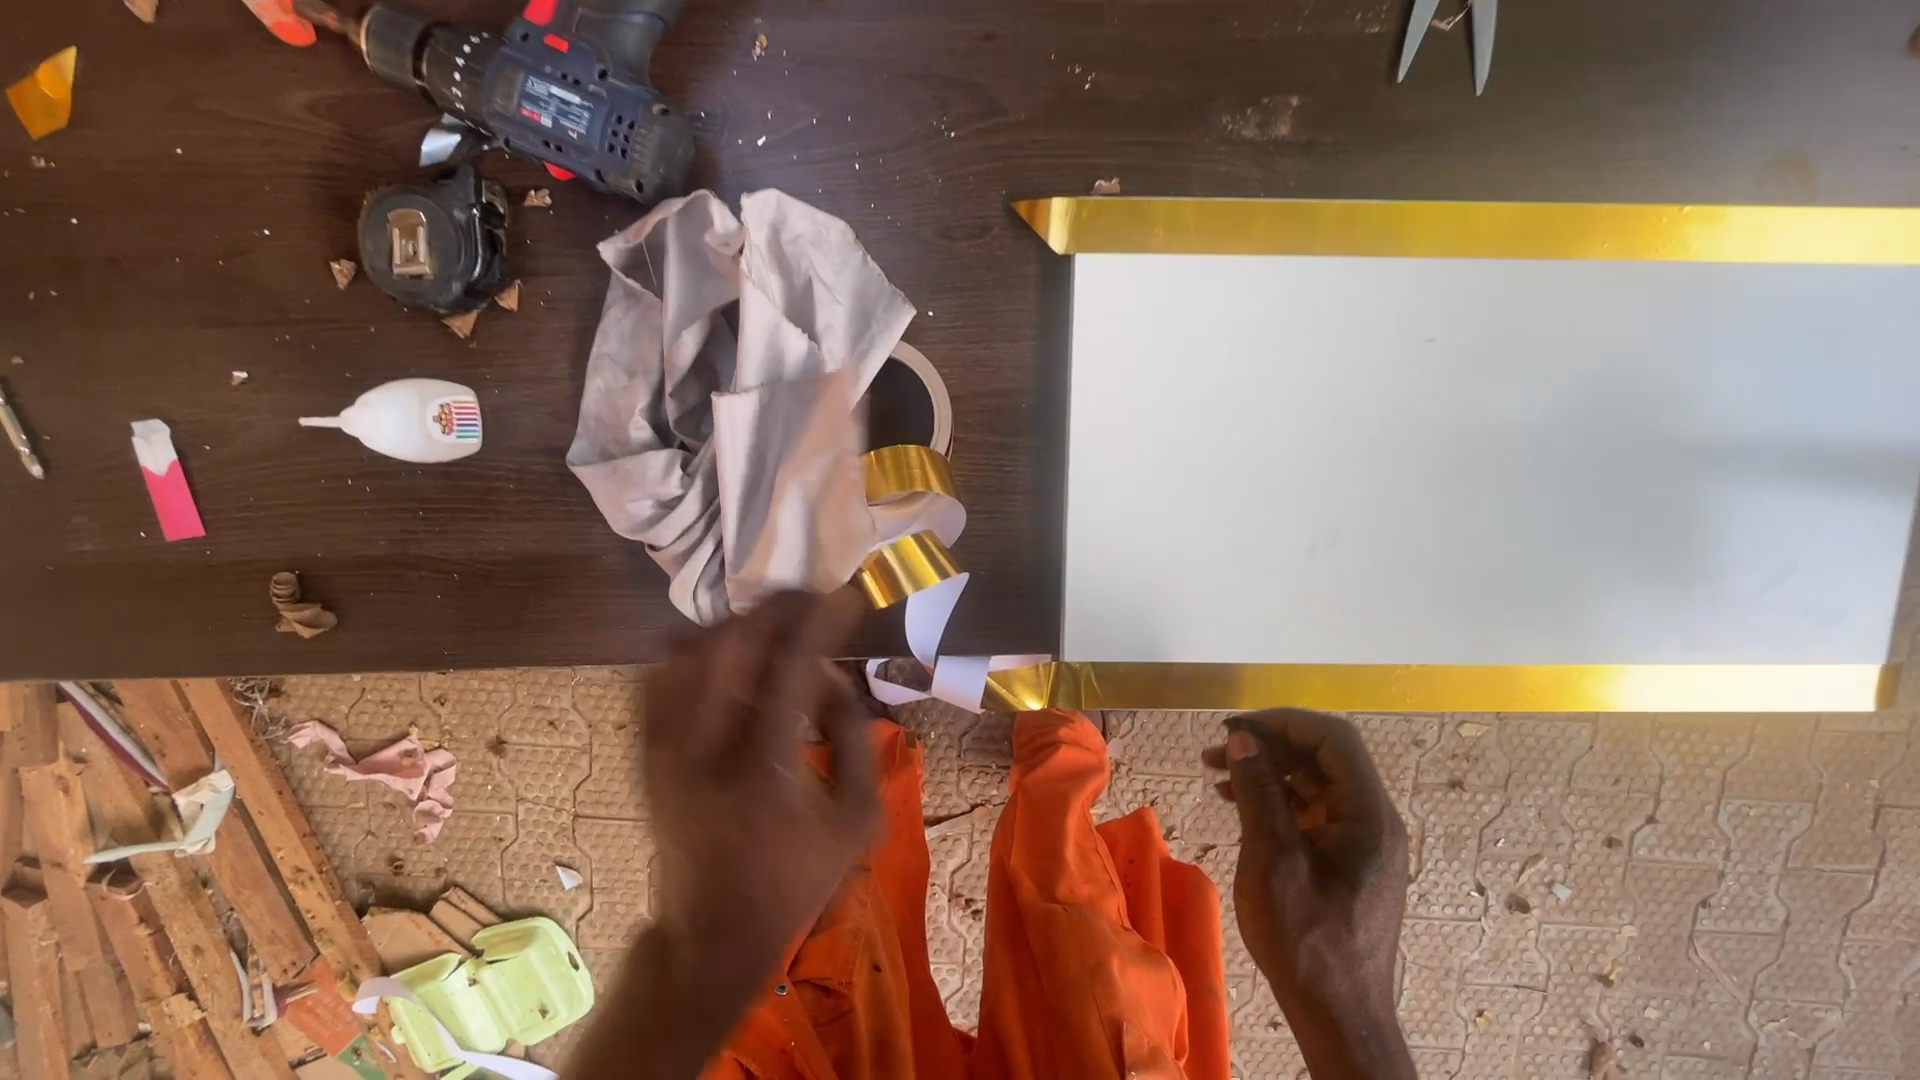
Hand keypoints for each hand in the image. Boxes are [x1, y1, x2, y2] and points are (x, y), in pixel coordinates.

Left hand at [643, 589, 880, 994]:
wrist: (714, 932)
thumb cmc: (796, 877)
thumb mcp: (858, 820)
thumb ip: (857, 739)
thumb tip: (834, 676)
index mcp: (766, 770)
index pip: (790, 668)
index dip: (820, 622)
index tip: (846, 598)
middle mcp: (705, 751)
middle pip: (731, 645)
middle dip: (776, 609)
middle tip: (809, 601)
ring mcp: (664, 751)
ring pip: (686, 652)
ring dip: (735, 625)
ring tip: (770, 624)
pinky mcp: (645, 756)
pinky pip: (654, 678)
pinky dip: (688, 649)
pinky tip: (719, 649)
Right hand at [1205, 710, 1414, 1079]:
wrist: (1338, 1016)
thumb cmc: (1305, 940)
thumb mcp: (1273, 860)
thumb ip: (1259, 793)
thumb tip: (1242, 740)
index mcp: (1369, 815)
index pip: (1333, 739)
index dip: (1282, 723)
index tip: (1234, 729)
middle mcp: (1374, 821)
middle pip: (1324, 758)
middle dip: (1269, 745)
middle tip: (1216, 750)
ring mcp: (1362, 843)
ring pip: (1315, 784)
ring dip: (1268, 771)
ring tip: (1216, 773)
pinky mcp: (1347, 862)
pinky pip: (1313, 812)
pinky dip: (1277, 800)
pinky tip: (1239, 804)